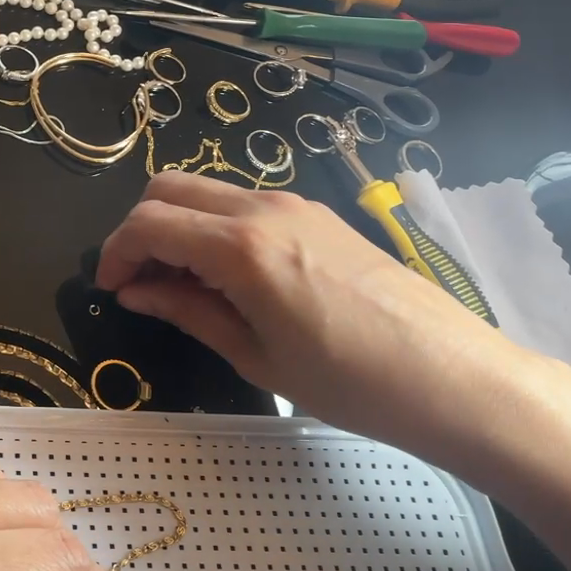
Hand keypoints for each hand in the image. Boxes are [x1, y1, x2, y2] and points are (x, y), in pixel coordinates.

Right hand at [95, 172, 529, 453]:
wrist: (460, 379)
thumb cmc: (352, 383)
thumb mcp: (255, 355)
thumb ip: (186, 310)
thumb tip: (134, 291)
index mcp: (241, 246)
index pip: (148, 223)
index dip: (115, 252)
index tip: (110, 288)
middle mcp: (263, 207)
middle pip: (169, 188)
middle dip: (139, 228)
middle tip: (139, 280)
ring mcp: (295, 204)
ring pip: (206, 190)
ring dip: (177, 224)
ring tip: (181, 282)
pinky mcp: (318, 214)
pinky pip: (243, 203)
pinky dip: (213, 225)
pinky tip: (227, 275)